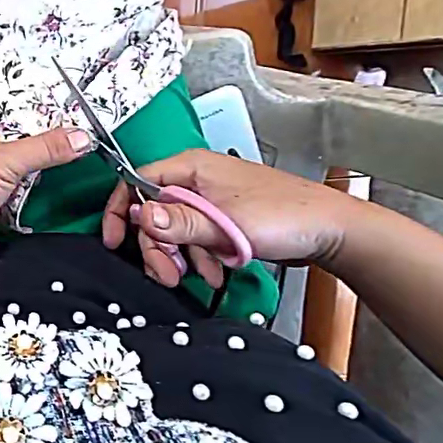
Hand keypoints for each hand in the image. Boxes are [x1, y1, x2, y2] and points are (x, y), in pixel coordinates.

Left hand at [0, 111, 92, 276]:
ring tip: (68, 159)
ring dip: (35, 172)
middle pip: (18, 140)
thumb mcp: (5, 159)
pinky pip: (16, 191)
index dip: (38, 111)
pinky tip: (47, 187)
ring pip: (18, 167)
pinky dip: (28, 192)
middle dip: (42, 144)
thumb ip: (46, 148)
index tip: (70, 112)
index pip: (10, 109)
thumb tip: (82, 137)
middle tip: (76, 138)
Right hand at [101, 149, 359, 287]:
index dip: (119, 211)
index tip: (114, 240)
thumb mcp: (225, 223)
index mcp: (191, 167)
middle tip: (168, 274)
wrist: (328, 230)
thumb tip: (139, 215)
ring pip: (173, 230)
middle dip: (158, 247)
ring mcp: (209, 199)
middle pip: (153, 212)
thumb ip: (179, 221)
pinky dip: (200, 258)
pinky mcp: (221, 218)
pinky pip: (195, 238)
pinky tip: (216, 271)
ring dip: (182, 257)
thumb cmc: (285, 216)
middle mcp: (196, 179)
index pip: (136, 181)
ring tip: (205, 275)